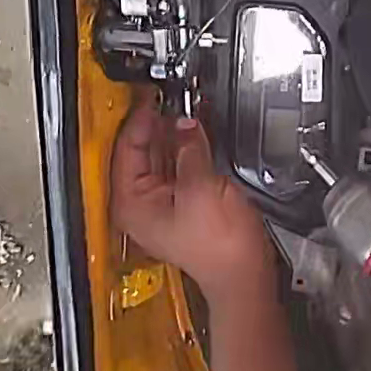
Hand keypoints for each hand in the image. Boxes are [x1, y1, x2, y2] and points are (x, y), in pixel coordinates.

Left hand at [110, 96, 272, 300]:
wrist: (244, 273)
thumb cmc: (220, 248)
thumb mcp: (201, 187)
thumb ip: (189, 149)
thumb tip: (184, 123)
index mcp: (132, 202)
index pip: (126, 148)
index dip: (140, 119)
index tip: (154, 97)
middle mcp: (141, 203)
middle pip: (142, 150)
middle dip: (159, 123)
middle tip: (173, 99)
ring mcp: (163, 203)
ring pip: (162, 156)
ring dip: (174, 133)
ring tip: (186, 109)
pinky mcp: (184, 202)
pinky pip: (180, 165)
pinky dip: (187, 147)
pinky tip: (197, 132)